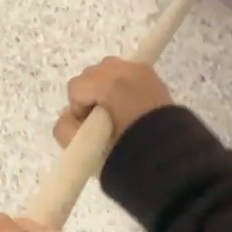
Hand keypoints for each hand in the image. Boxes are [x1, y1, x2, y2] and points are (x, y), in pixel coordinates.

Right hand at [53, 56, 172, 147]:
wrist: (165, 161)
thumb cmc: (123, 155)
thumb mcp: (85, 148)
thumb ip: (65, 128)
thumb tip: (71, 115)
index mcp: (110, 84)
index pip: (76, 87)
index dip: (79, 109)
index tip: (91, 130)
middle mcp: (126, 70)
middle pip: (93, 74)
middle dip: (92, 96)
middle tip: (103, 124)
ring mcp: (142, 71)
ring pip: (110, 71)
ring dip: (107, 90)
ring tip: (118, 116)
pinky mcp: (153, 78)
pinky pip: (128, 76)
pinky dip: (124, 89)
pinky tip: (130, 110)